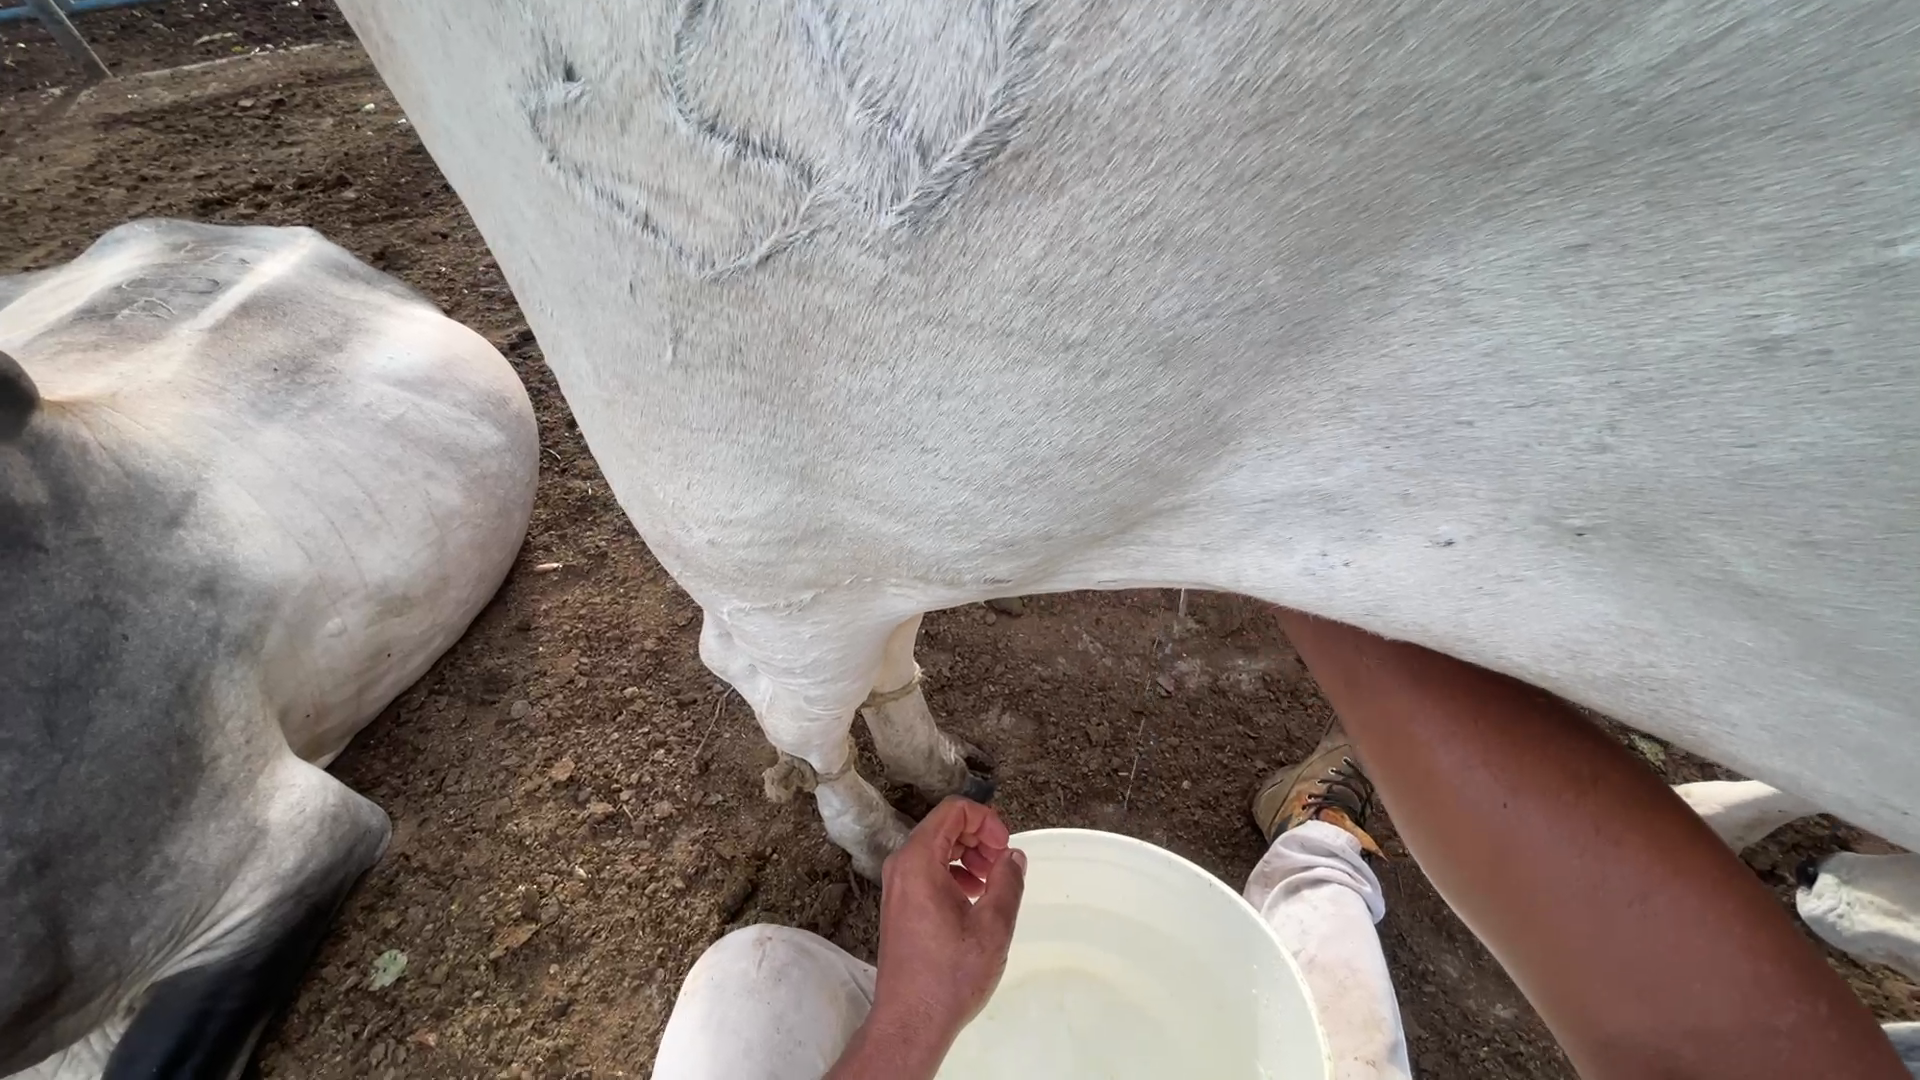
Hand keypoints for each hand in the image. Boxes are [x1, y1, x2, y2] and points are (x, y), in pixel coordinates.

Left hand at [826, 798, 1025, 1079]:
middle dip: (979, 838)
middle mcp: (902, 866)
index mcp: (918, 861)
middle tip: (1003, 864)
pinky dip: (954, 873)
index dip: (986, 820)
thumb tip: (1014, 858)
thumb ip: (1008, 882)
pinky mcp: (900, 904)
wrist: (910, 1022)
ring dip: (969, 856)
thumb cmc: (946, 978)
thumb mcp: (993, 926)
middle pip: (944, 826)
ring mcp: (898, 885)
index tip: (1005, 845)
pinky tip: (974, 898)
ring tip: (992, 883)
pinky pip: (928, 869)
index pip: (953, 810)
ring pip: (937, 847)